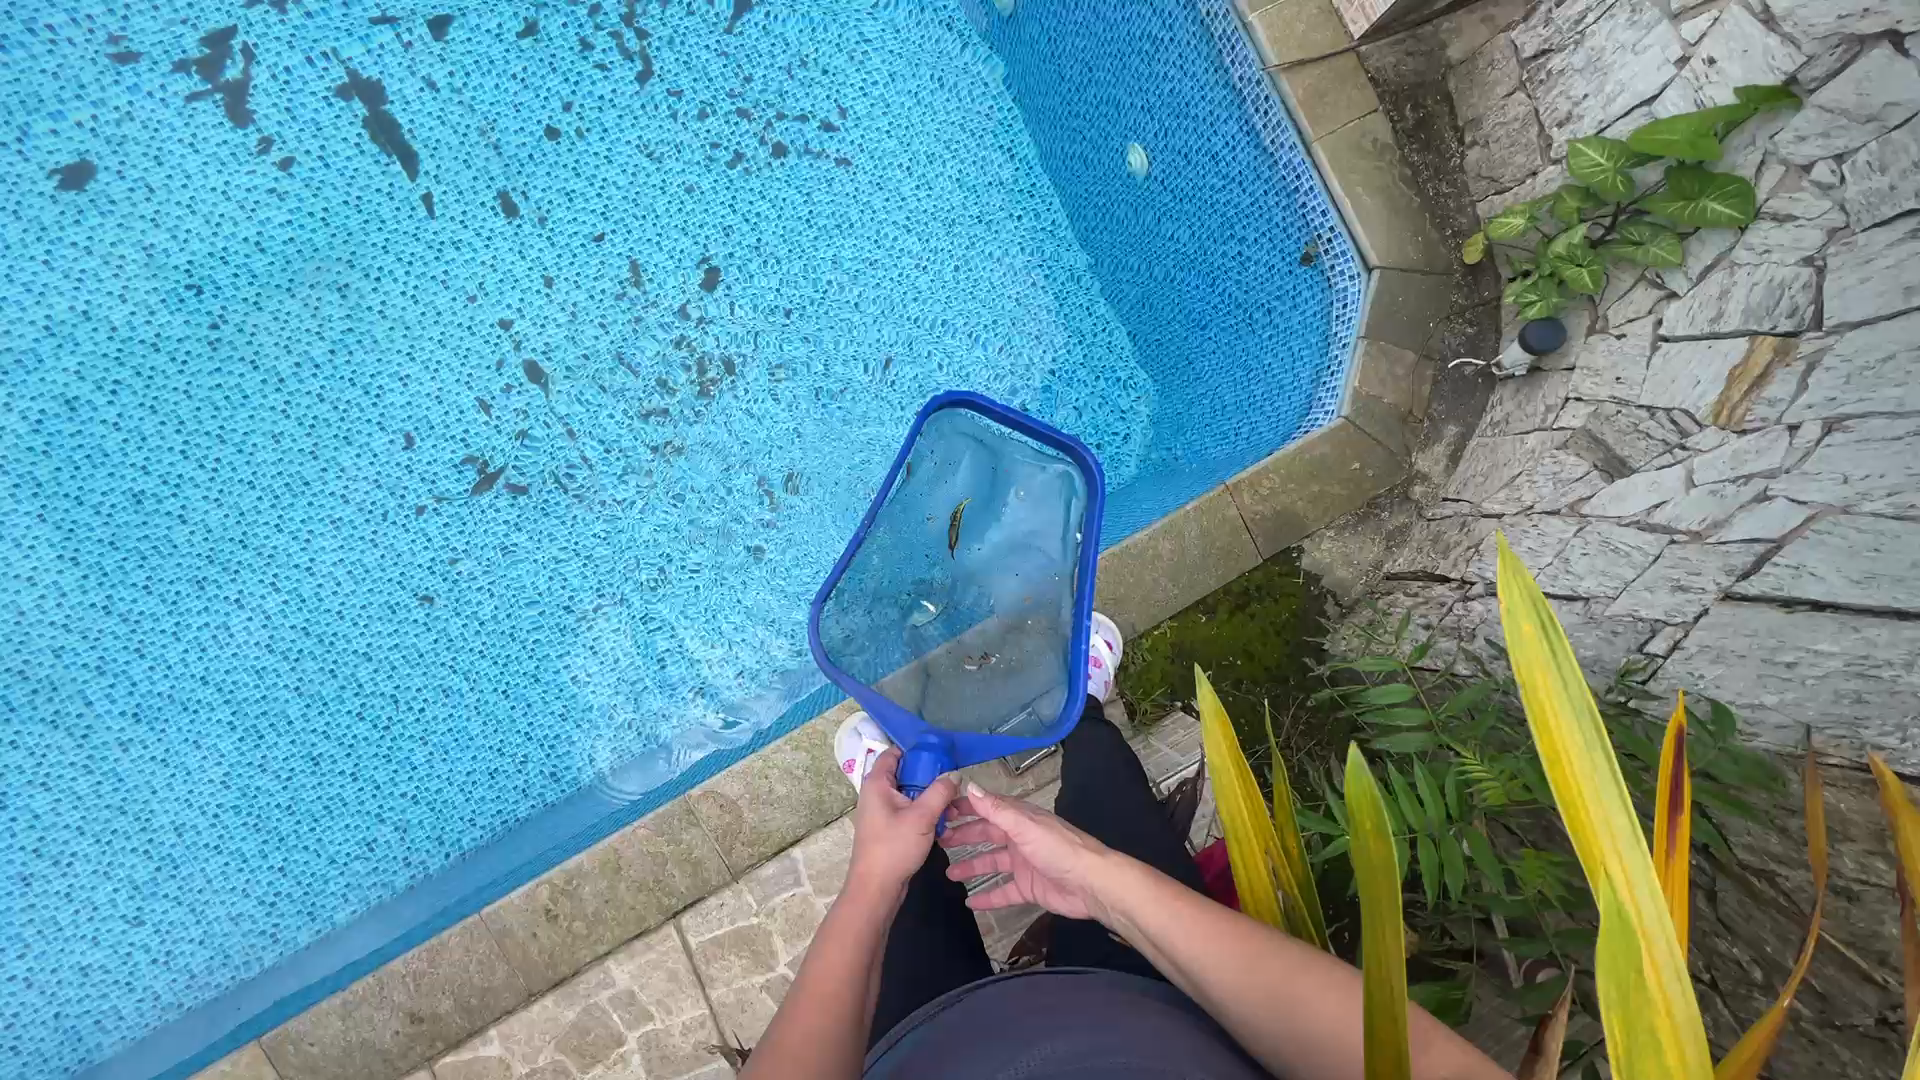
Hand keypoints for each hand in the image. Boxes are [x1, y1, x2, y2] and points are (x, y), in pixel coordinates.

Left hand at [846, 748, 960, 896]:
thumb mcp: (922, 816)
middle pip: (906, 774)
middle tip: (953, 783)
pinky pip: (910, 812)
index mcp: (878, 783)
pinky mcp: (889, 828)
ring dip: (932, 799)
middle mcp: (877, 793)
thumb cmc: (894, 847)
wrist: (876, 889)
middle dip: (931, 778)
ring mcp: (883, 812)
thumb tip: (954, 774)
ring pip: (911, 795)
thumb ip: (940, 791)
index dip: (915, 750)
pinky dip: (925, 814)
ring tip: (954, 809)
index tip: (940, 753)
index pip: (893, 753)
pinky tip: (944, 824)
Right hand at [940, 783, 1124, 922]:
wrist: (1090, 884)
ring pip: (991, 863)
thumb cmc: (1058, 849)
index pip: (987, 808)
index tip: (942, 810)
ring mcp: (1023, 864)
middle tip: (939, 842)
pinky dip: (987, 897)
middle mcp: (1019, 838)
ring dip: (971, 867)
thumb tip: (969, 786)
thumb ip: (996, 809)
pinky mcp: (1028, 888)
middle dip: (964, 836)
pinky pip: (1003, 892)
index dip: (966, 807)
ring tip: (948, 874)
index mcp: (1019, 818)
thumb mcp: (1024, 826)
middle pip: (986, 835)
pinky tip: (970, 903)